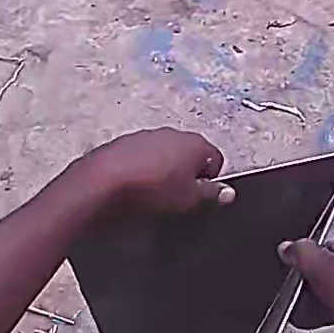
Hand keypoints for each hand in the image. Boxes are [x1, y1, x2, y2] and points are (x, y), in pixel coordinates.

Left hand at [70, 129, 234, 213]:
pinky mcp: (124, 142)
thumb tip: (229, 192)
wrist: (104, 182)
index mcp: (195, 143)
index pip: (216, 159)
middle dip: (188, 173)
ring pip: (165, 153)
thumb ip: (211, 194)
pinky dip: (143, 168)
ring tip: (155, 193)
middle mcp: (173, 133)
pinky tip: (135, 186)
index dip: (212, 179)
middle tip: (179, 196)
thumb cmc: (151, 190)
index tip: (201, 196)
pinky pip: (143, 156)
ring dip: (165, 170)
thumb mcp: (188, 199)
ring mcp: (147, 135)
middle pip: (190, 153)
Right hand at [281, 232, 333, 332]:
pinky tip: (330, 320)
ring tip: (316, 313)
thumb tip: (288, 247)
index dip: (307, 264)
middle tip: (307, 300)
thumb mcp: (326, 272)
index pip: (321, 245)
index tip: (300, 280)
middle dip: (314, 285)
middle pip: (328, 267)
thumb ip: (303, 254)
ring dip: (322, 301)